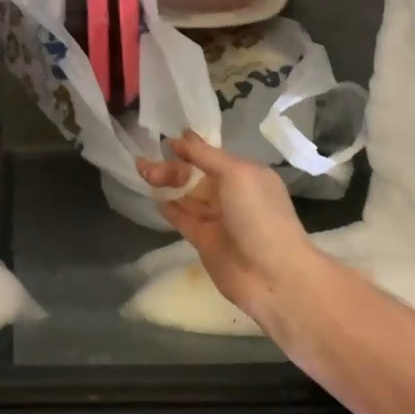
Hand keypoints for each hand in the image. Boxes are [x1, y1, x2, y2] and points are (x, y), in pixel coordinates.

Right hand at [136, 132, 318, 324]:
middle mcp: (232, 195)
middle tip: (144, 163)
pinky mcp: (204, 241)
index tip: (165, 139)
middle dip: (172, 166)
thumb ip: (205, 156)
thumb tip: (181, 138)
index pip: (212, 155)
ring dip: (165, 183)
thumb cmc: (259, 216)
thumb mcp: (236, 174)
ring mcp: (218, 219)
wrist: (272, 275)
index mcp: (245, 175)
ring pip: (186, 195)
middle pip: (195, 175)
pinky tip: (152, 197)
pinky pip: (183, 218)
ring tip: (142, 172)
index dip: (190, 146)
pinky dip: (169, 207)